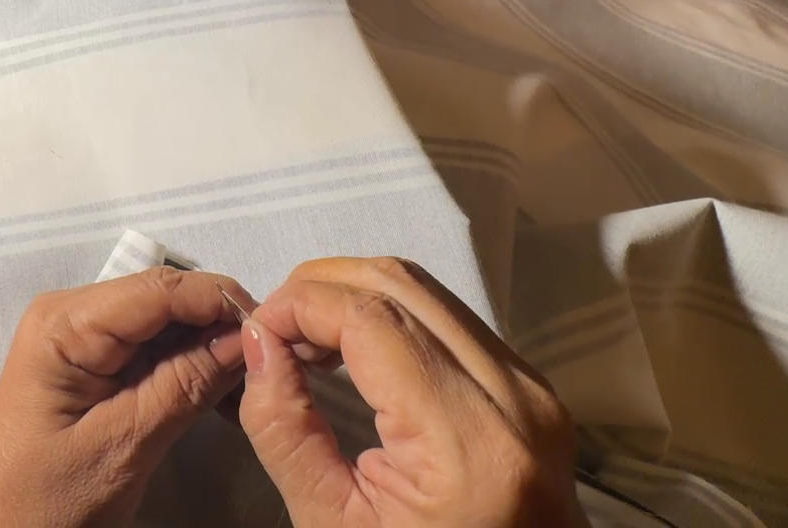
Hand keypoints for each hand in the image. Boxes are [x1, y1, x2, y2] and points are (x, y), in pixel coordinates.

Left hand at [0, 267, 253, 527]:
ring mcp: (81, 328)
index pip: (159, 289)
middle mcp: (73, 308)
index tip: (273, 333)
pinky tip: (218, 387)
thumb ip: (182, 387)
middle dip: (218, 322)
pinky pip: (151, 340)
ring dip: (208, 342)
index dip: (218, 301)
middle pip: (163, 296)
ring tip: (250, 382)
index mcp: (67, 323)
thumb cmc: (44, 501)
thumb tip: (246, 340)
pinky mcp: (92, 351)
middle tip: (269, 365)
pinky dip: (188, 359)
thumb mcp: (120, 449)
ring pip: (164, 316)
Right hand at [239, 257, 586, 527]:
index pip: (370, 318)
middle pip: (396, 283)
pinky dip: (383, 307)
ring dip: (350, 291)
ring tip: (307, 335)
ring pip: (420, 284)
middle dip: (319, 287)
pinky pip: (442, 310)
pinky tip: (351, 344)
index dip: (301, 305)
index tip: (258, 329)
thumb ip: (283, 428)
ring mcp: (529, 385)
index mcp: (470, 445)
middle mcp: (514, 397)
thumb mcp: (330, 527)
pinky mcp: (528, 382)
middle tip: (276, 329)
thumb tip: (257, 339)